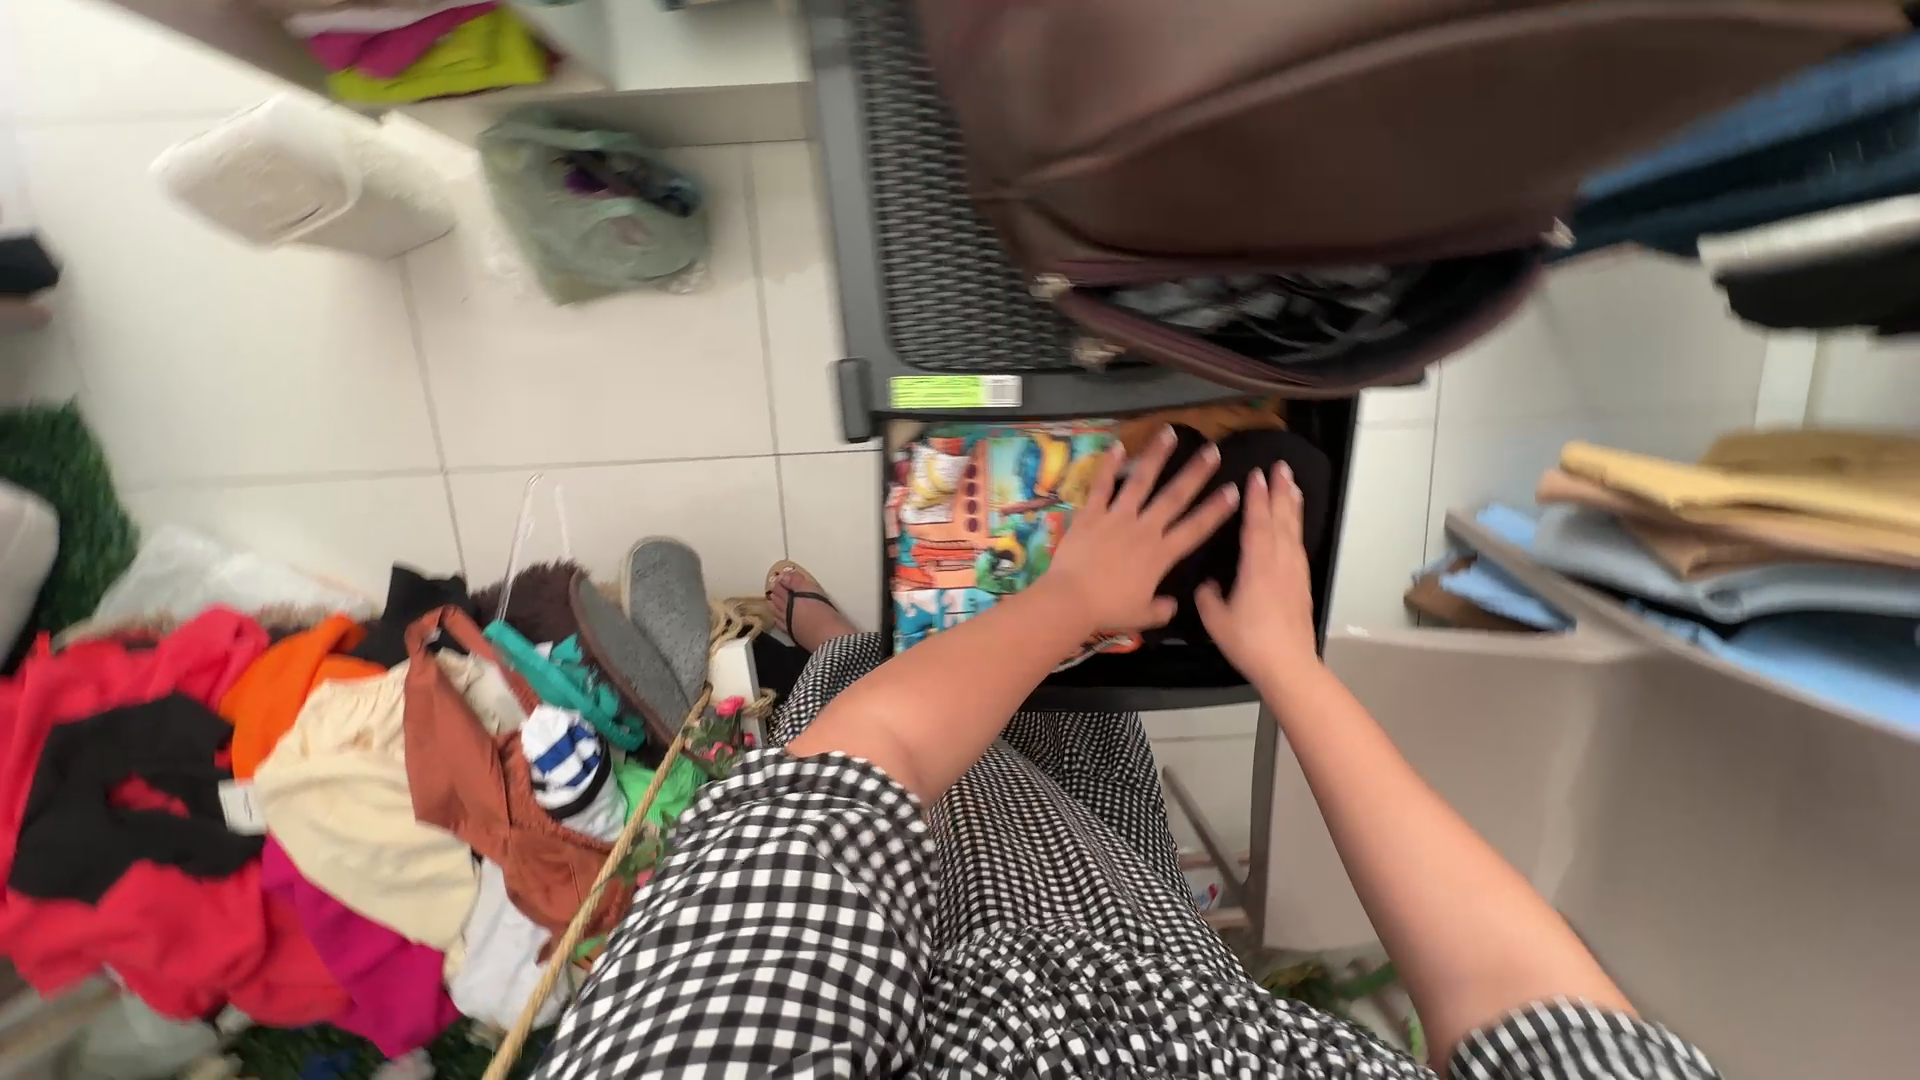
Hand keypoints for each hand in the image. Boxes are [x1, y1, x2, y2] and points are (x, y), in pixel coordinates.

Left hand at [1043, 427, 1239, 632]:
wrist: (1071, 600)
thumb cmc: (1108, 610)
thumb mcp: (1142, 616)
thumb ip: (1160, 609)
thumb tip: (1172, 605)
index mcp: (1160, 555)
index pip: (1196, 529)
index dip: (1216, 510)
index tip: (1234, 490)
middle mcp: (1144, 529)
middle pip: (1174, 496)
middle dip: (1196, 472)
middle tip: (1212, 450)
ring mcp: (1117, 518)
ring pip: (1141, 481)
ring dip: (1156, 456)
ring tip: (1170, 433)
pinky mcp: (1091, 514)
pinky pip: (1102, 486)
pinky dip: (1108, 465)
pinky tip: (1118, 445)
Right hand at [1195, 462, 1319, 685]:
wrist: (1288, 665)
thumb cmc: (1248, 641)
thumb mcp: (1215, 618)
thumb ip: (1207, 595)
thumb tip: (1207, 584)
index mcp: (1257, 566)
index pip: (1257, 523)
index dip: (1256, 498)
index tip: (1256, 474)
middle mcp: (1280, 563)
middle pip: (1281, 520)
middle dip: (1280, 492)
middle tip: (1281, 467)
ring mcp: (1294, 572)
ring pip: (1293, 531)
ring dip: (1292, 506)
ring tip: (1291, 485)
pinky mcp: (1301, 584)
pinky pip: (1298, 546)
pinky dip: (1295, 528)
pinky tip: (1293, 526)